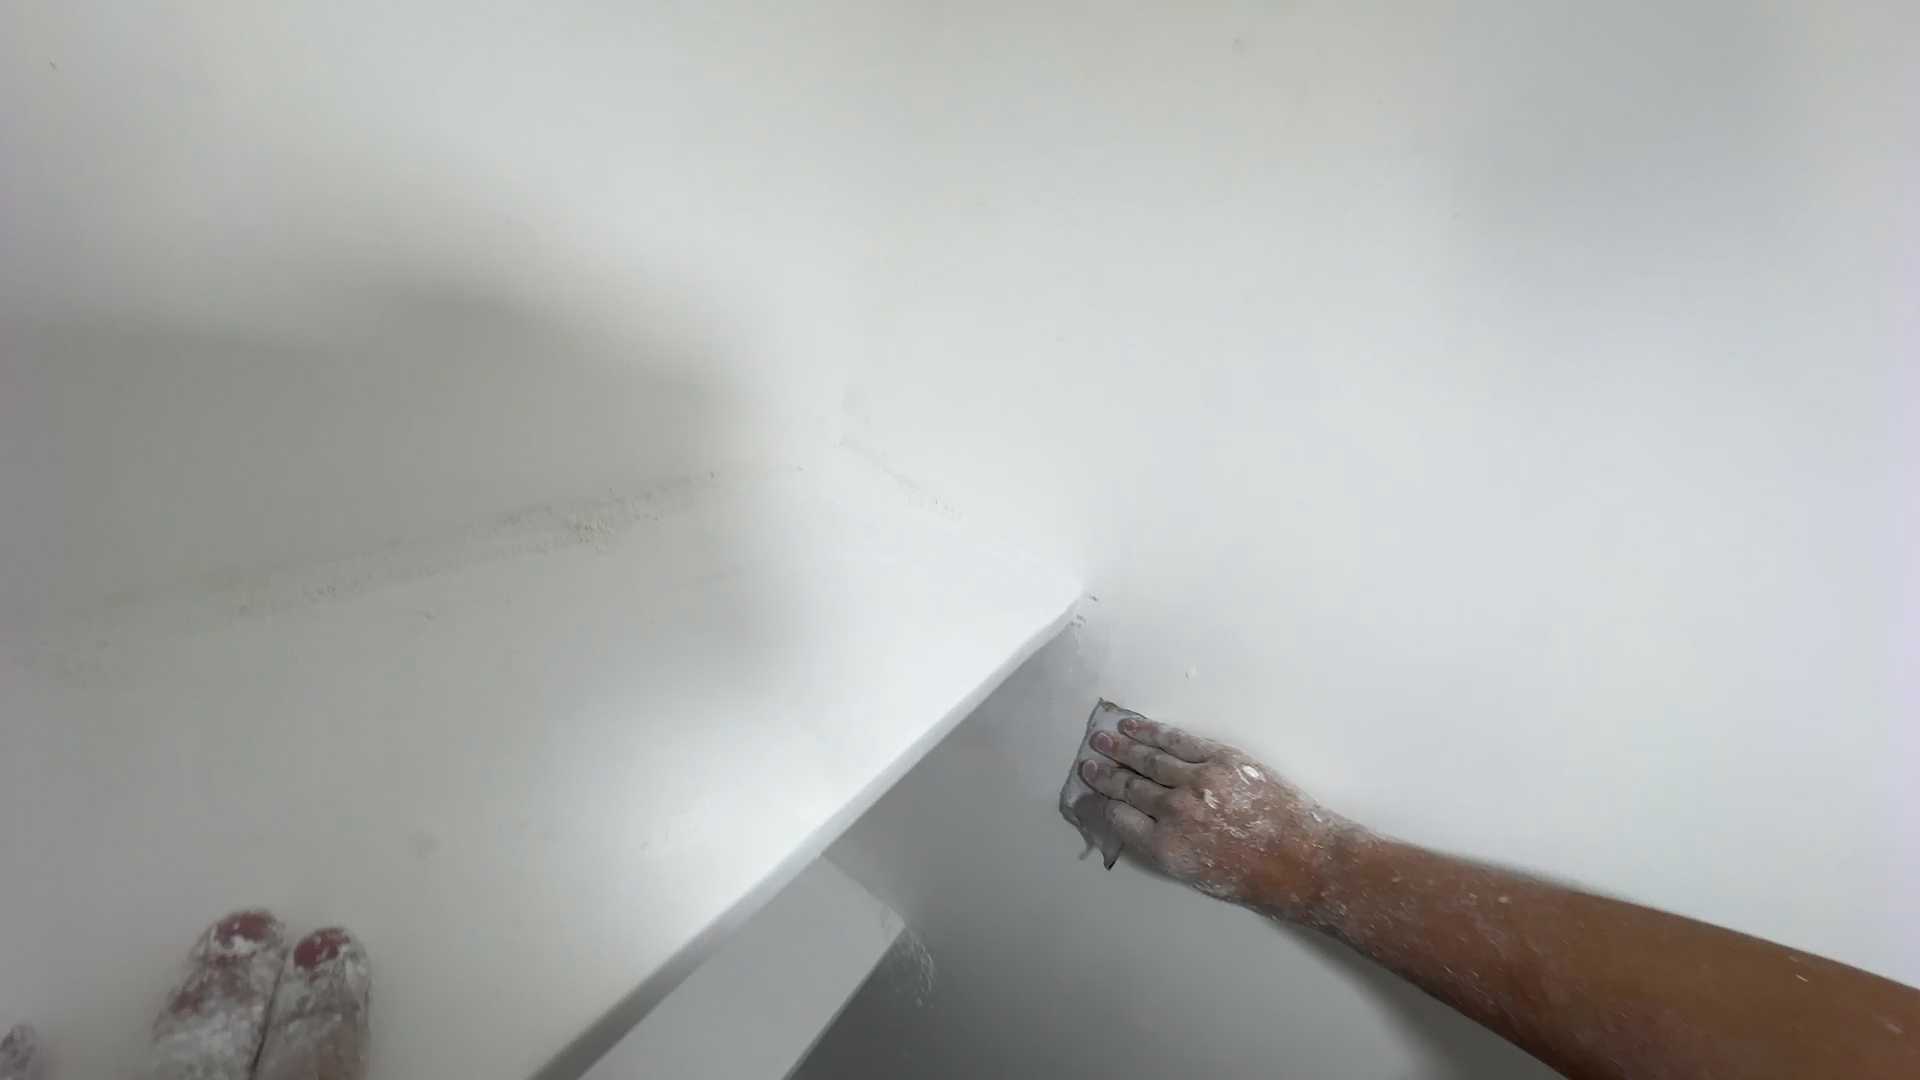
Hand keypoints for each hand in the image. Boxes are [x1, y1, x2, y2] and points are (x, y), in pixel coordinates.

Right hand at [1079, 715, 1350, 918]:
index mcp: (1167, 848)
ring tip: (1103, 738)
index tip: (1091, 792)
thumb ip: (1163, 847)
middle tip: (1088, 763)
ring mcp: (1198, 783)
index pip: (1119, 818)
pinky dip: (1153, 732)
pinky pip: (1178, 741)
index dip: (1102, 803)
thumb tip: (1137, 822)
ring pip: (1148, 759)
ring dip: (1122, 747)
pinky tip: (1136, 726)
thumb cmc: (1257, 880)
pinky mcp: (1220, 760)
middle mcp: (1175, 813)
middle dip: (1105, 774)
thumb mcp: (1197, 876)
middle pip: (1129, 786)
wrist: (1308, 862)